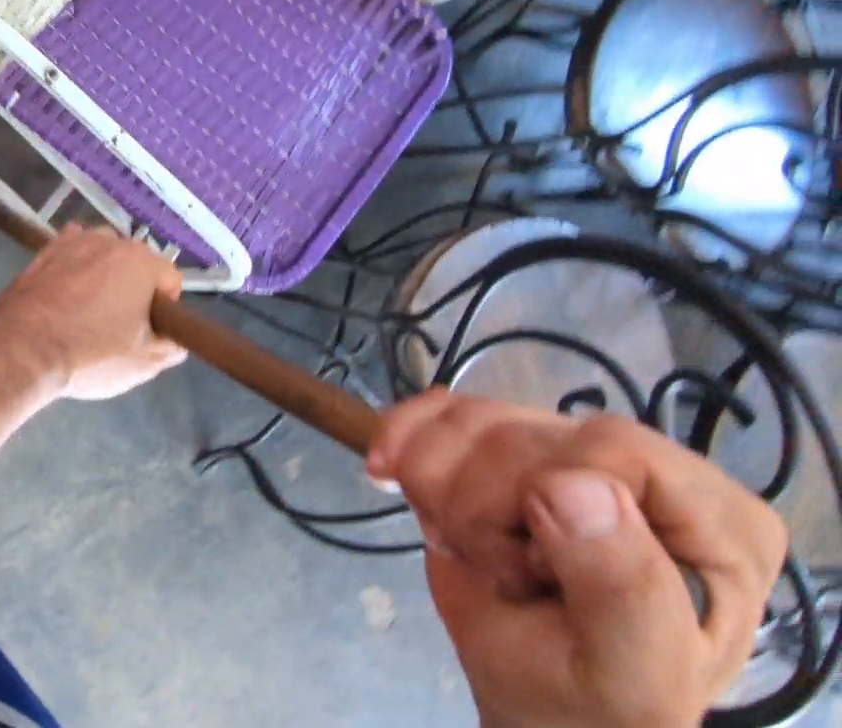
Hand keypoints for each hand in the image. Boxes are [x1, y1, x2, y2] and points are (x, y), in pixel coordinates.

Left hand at [0, 225, 184, 400]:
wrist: (22, 348)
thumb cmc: (92, 353)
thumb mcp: (145, 362)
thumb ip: (171, 346)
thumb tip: (173, 340)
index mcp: (141, 261)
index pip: (170, 279)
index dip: (166, 308)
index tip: (149, 332)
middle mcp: (108, 241)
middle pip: (135, 264)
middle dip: (133, 289)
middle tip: (119, 325)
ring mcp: (71, 243)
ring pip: (101, 254)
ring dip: (102, 274)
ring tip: (89, 310)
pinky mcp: (41, 252)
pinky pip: (68, 255)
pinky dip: (72, 269)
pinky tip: (64, 293)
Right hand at [368, 391, 786, 727]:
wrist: (533, 698)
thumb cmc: (592, 697)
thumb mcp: (628, 668)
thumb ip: (621, 584)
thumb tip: (570, 484)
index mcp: (712, 518)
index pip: (612, 445)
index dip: (544, 492)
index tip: (533, 564)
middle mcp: (643, 468)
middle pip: (523, 430)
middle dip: (479, 505)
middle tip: (500, 572)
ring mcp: (563, 449)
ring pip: (467, 417)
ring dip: (436, 486)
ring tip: (466, 545)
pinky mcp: (499, 445)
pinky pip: (433, 408)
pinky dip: (399, 443)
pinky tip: (394, 480)